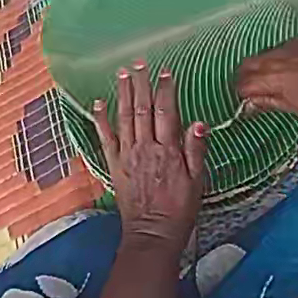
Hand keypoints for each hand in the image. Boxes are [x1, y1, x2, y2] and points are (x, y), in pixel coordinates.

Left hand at [94, 62, 207, 247]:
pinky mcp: (113, 165)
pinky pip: (105, 137)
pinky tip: (98, 102)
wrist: (152, 235)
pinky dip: (101, 119)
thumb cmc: (179, 209)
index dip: (166, 90)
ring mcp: (127, 155)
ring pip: (124, 117)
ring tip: (122, 73)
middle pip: (142, 109)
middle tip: (139, 63)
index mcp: (168, 151)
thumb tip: (199, 122)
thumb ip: (196, 150)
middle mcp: (145, 148)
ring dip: (123, 93)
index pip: (166, 112)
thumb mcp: (197, 181)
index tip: (166, 71)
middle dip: (141, 84)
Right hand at [236, 35, 297, 116]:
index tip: (246, 101)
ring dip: (264, 66)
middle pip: (248, 64)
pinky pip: (284, 46)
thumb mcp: (295, 107)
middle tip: (253, 89)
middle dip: (246, 77)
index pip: (243, 84)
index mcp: (271, 77)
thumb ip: (269, 102)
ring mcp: (290, 45)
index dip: (242, 94)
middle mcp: (276, 57)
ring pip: (266, 54)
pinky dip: (283, 57)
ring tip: (277, 79)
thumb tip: (250, 103)